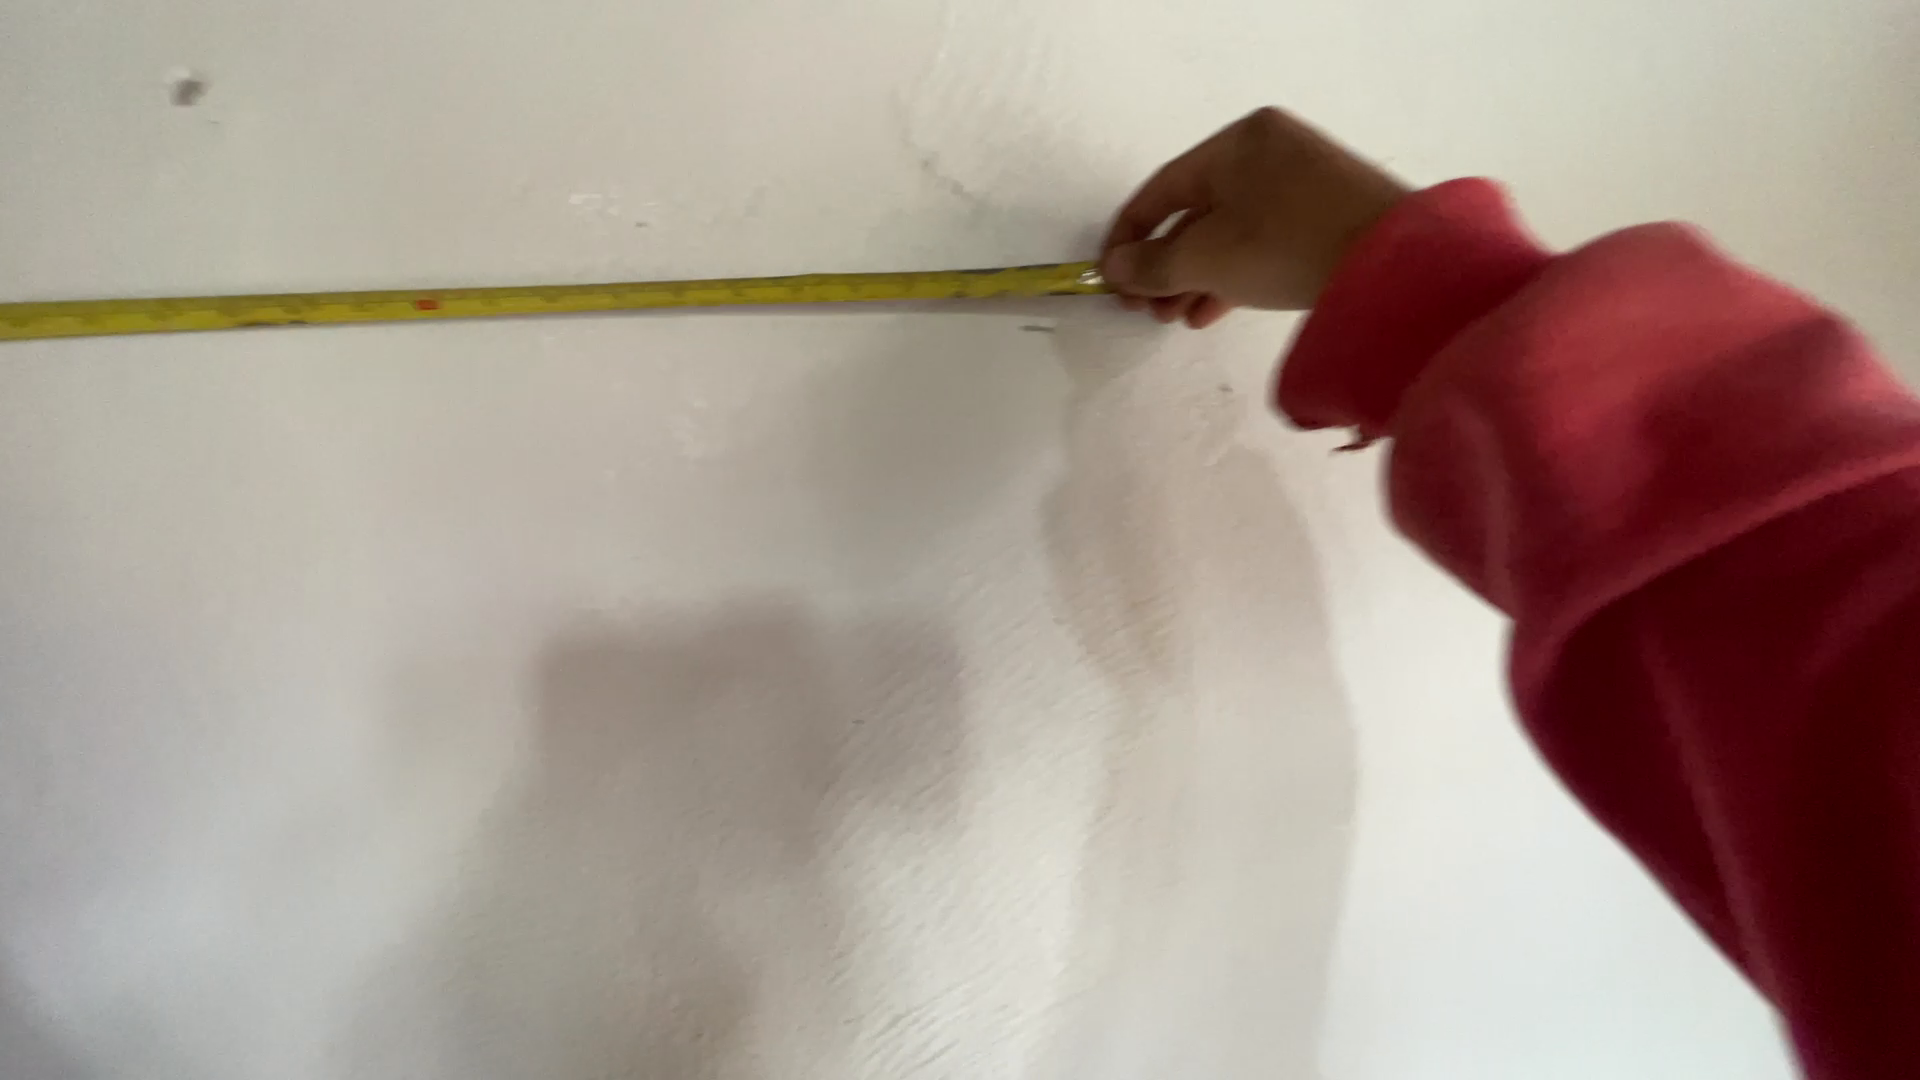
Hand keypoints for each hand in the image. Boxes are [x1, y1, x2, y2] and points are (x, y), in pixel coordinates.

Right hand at [1100, 108, 1410, 326]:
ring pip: (1223, 237)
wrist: (1391, 266)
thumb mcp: (1204, 257)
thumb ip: (1150, 265)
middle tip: (1143, 309)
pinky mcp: (1318, 222)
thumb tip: (1112, 270)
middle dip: (1162, 268)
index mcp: (1236, 145)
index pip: (1160, 191)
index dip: (1127, 237)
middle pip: (1192, 216)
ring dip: (1190, 281)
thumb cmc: (1283, 245)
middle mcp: (1266, 156)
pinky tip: (1205, 314)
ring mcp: (1296, 188)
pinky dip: (1226, 279)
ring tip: (1170, 319)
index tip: (1108, 277)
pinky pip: (1255, 247)